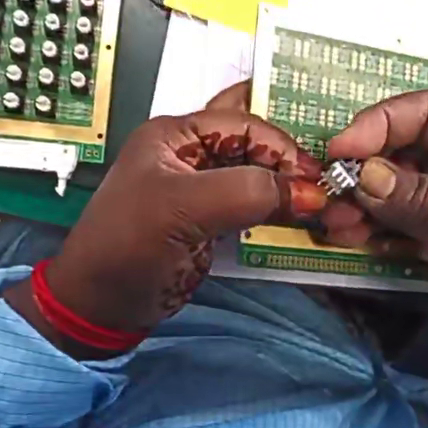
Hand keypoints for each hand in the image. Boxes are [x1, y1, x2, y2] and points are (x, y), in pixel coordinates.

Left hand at [7, 85, 327, 354]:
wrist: (99, 304)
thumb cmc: (126, 248)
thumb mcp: (182, 209)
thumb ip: (246, 191)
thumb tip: (308, 192)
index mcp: (173, 135)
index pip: (243, 123)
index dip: (282, 145)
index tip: (314, 177)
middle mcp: (187, 155)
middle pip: (252, 143)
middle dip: (290, 158)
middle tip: (328, 180)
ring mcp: (199, 190)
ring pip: (254, 174)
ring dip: (287, 185)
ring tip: (321, 202)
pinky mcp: (207, 221)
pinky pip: (250, 205)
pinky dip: (276, 210)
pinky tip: (299, 218)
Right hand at [321, 88, 427, 411]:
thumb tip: (362, 175)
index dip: (381, 123)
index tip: (339, 151)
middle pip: (405, 141)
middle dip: (364, 168)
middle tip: (330, 201)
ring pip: (392, 176)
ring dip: (360, 199)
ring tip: (337, 226)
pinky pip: (394, 208)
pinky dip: (369, 221)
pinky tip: (350, 237)